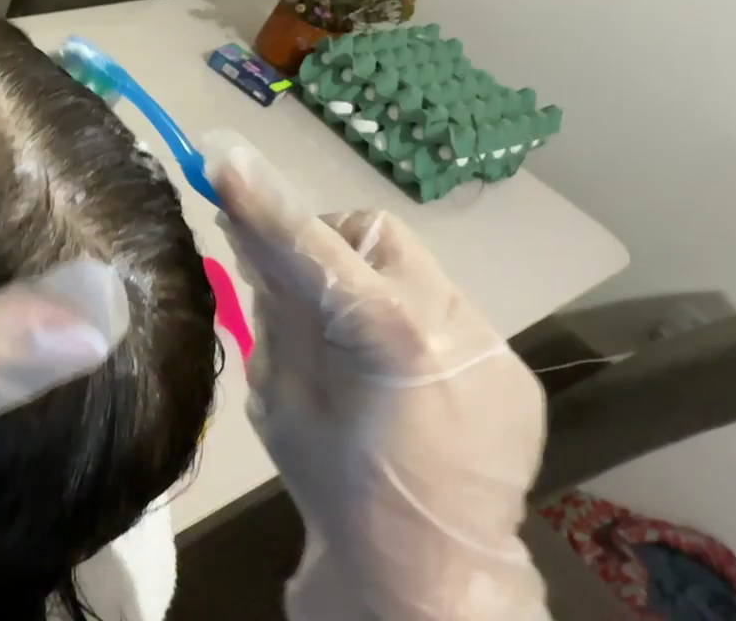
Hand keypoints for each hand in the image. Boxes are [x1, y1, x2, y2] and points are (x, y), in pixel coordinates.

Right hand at [201, 133, 548, 620]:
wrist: (429, 571)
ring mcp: (493, 347)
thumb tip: (252, 241)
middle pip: (375, 235)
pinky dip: (397, 312)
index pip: (315, 248)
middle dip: (323, 239)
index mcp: (391, 342)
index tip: (223, 163)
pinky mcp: (512, 368)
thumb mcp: (279, 394)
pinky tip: (383, 363)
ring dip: (360, 276)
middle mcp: (457, 328)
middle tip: (287, 274)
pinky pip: (440, 308)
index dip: (265, 204)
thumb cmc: (332, 483)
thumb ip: (275, 309)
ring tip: (338, 328)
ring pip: (410, 267)